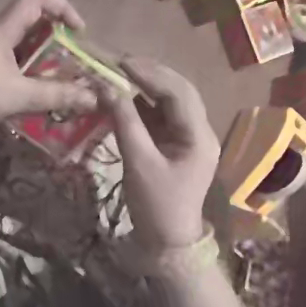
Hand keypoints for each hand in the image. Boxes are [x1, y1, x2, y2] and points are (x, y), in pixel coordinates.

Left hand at [0, 0, 100, 132]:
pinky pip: (11, 51)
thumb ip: (56, 95)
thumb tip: (92, 98)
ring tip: (60, 69)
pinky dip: (28, 60)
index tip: (78, 30)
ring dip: (42, 47)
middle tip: (73, 52)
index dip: (62, 6)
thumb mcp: (19, 96)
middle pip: (30, 15)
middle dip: (56, 29)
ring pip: (20, 35)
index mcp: (2, 29)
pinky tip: (37, 82)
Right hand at [104, 57, 219, 250]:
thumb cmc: (156, 205)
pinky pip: (160, 117)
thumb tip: (107, 88)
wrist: (168, 244)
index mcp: (199, 136)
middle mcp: (199, 131)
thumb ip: (125, 122)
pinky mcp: (175, 146)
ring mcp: (188, 139)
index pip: (177, 93)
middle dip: (150, 74)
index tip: (120, 62)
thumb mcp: (139, 163)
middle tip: (119, 63)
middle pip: (178, 91)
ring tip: (119, 74)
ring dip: (146, 87)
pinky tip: (123, 98)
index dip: (149, 74)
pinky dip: (142, 105)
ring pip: (170, 102)